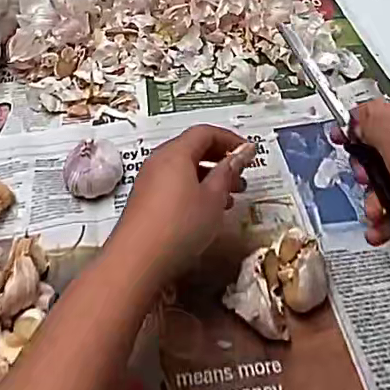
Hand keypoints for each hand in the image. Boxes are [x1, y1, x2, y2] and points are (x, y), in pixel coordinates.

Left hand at [104, 125, 255, 291]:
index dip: (229, 139)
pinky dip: (195, 187)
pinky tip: (208, 210)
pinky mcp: (145, 196)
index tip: (250, 152)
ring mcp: (149, 177)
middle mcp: (159, 158)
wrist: (138, 257)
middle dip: (220, 158)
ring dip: (210, 176)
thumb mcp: (213, 198)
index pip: (204, 132)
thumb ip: (228, 171)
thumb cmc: (182, 224)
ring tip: (232, 197)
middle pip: (193, 147)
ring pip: (184, 167)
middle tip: (243, 176)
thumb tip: (244, 150)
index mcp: (175, 152)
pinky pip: (174, 181)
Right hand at [328, 101, 389, 274]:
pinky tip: (384, 231)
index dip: (352, 125)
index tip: (340, 142)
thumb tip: (356, 116)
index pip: (371, 112)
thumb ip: (373, 127)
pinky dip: (389, 216)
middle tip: (364, 181)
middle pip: (375, 148)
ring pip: (386, 179)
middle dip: (362, 168)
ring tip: (375, 215)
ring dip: (374, 198)